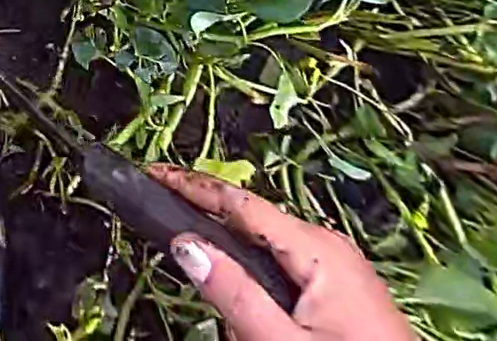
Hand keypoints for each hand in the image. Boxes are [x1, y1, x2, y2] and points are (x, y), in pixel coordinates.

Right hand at [149, 165, 415, 340]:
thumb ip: (233, 293)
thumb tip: (186, 244)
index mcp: (317, 247)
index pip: (238, 200)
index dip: (191, 184)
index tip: (154, 173)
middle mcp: (328, 247)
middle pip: (250, 226)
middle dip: (217, 250)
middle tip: (185, 263)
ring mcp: (338, 270)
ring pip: (266, 257)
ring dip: (243, 288)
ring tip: (241, 330)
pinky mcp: (342, 295)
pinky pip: (287, 278)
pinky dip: (264, 299)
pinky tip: (261, 328)